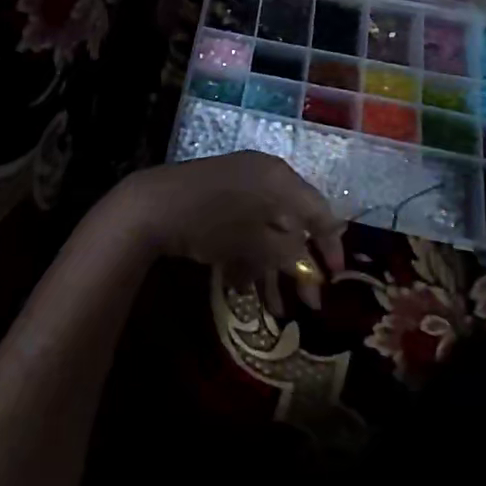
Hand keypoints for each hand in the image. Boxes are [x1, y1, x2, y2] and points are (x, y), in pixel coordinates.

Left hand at [103, 152, 344, 312]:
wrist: (149, 207)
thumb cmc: (211, 223)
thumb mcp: (258, 245)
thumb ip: (291, 256)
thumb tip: (311, 269)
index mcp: (280, 178)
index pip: (320, 211)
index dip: (331, 247)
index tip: (335, 279)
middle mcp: (263, 176)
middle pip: (292, 224)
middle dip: (300, 267)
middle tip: (309, 303)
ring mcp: (236, 185)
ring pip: (265, 230)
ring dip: (272, 269)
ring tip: (277, 308)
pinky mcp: (214, 198)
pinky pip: (242, 227)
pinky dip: (247, 255)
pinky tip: (243, 286)